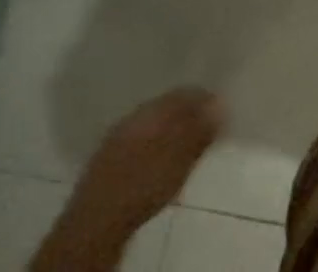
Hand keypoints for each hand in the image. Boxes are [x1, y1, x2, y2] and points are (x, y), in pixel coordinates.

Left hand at [67, 87, 223, 232]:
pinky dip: (156, 148)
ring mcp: (115, 140)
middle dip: (189, 117)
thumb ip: (201, 129)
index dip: (206, 100)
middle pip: (167, 108)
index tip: (222, 114)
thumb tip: (219, 105)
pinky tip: (161, 164)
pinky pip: (140, 143)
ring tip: (188, 150)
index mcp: (149, 112)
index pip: (184, 93)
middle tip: (208, 132)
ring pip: (153, 127)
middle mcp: (131, 119)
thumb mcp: (181, 158)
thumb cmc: (143, 185)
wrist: (94, 224)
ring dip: (172, 133)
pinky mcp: (107, 162)